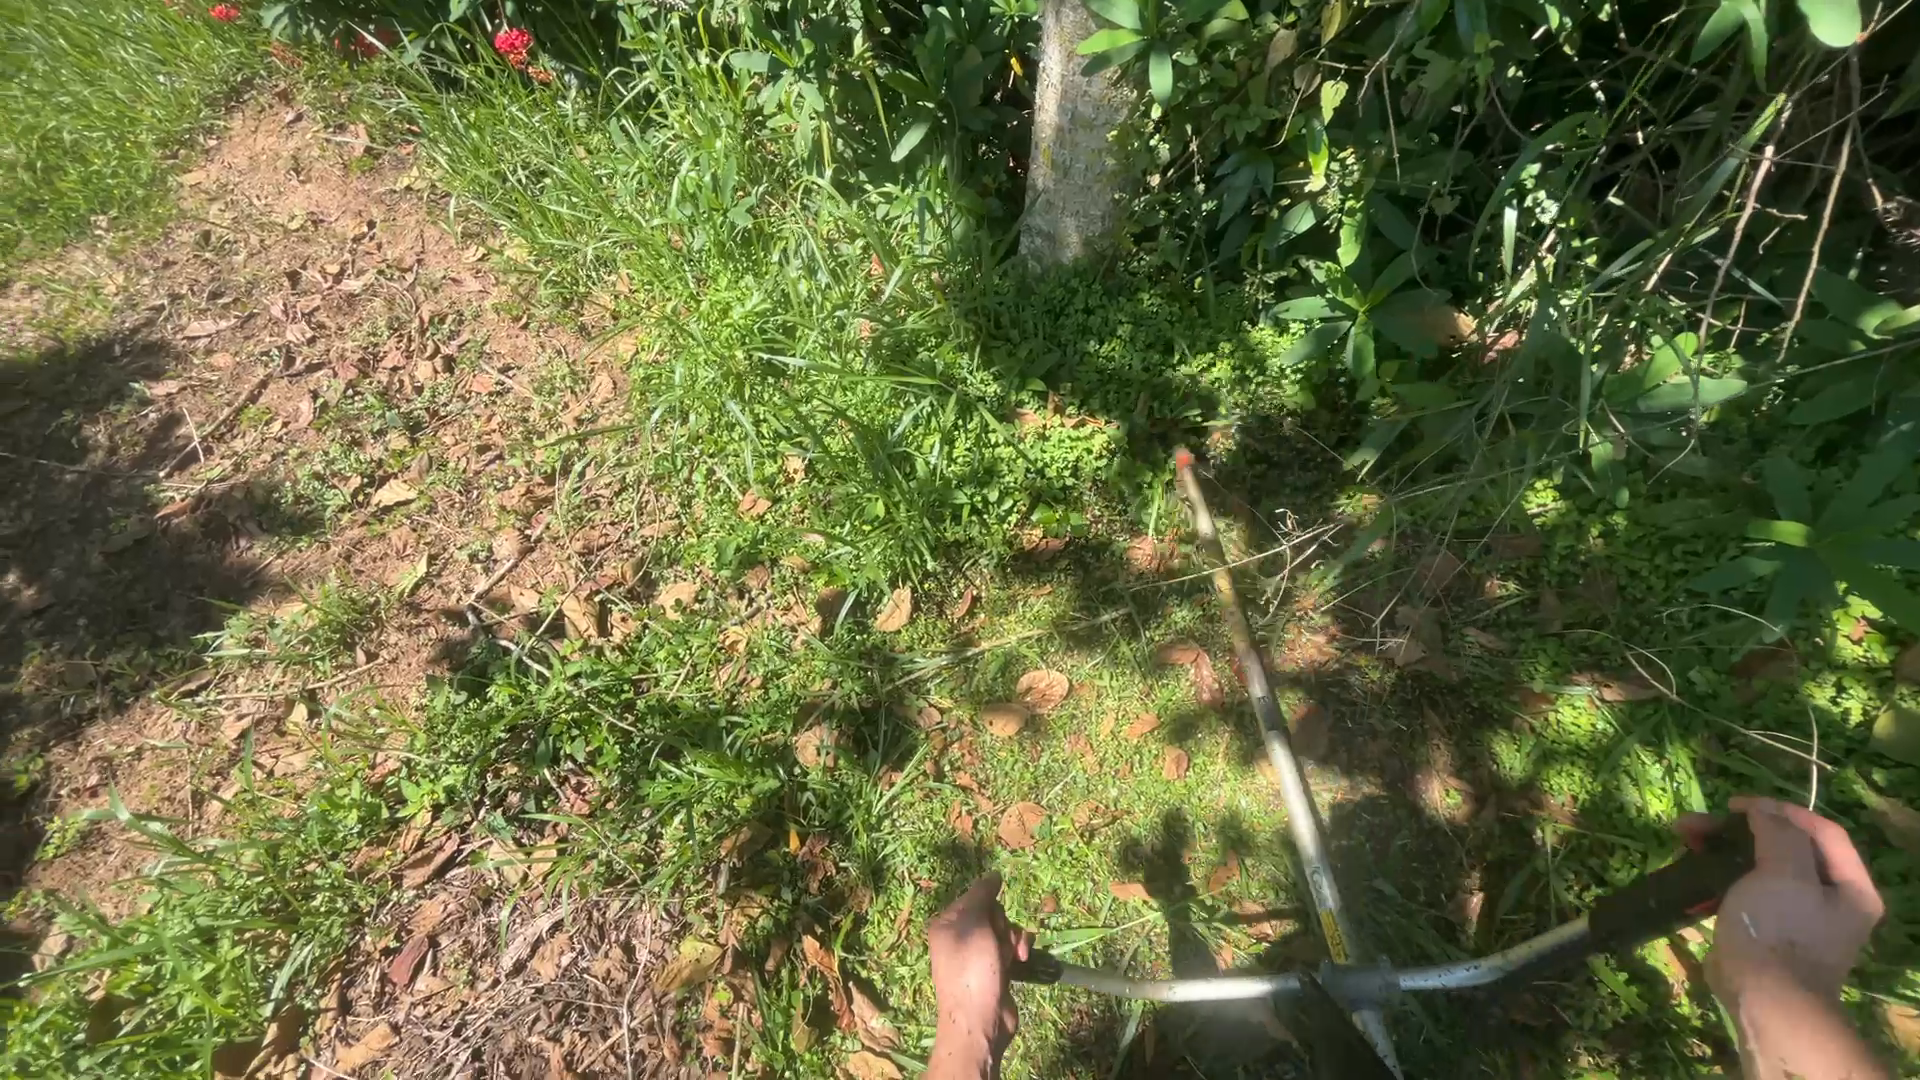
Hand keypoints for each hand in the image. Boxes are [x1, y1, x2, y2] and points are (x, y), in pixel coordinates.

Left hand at [927, 872, 1031, 1078]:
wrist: (979, 1022)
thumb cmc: (972, 969)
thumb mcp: (974, 923)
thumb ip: (982, 894)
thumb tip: (993, 873)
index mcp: (948, 923)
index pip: (975, 897)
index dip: (989, 906)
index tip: (993, 918)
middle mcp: (961, 937)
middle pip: (992, 913)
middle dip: (1004, 924)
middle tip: (1001, 942)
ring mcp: (979, 955)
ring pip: (1005, 930)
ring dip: (1014, 938)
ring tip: (1016, 955)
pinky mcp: (995, 969)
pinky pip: (1010, 947)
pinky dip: (1018, 950)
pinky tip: (1022, 959)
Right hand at [1677, 795, 1882, 1003]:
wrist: (1763, 990)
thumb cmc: (1780, 929)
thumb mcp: (1785, 877)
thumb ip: (1779, 837)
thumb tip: (1762, 810)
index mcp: (1848, 887)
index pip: (1822, 832)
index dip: (1779, 810)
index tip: (1733, 804)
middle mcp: (1828, 895)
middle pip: (1784, 845)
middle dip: (1738, 828)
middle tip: (1694, 823)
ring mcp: (1794, 909)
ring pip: (1757, 862)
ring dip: (1720, 845)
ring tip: (1683, 838)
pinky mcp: (1763, 919)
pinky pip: (1741, 882)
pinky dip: (1716, 869)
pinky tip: (1691, 867)